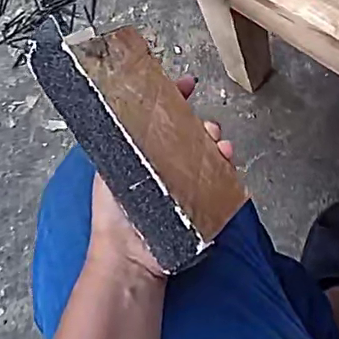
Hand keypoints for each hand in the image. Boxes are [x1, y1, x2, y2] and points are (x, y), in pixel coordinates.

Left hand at [84, 77, 238, 283]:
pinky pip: (222, 174)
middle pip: (193, 132)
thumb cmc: (116, 215)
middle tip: (206, 128)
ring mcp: (189, 180)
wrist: (132, 256)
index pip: (163, 117)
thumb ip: (123, 141)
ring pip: (211, 150)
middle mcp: (169, 163)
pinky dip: (227, 163)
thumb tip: (129, 110)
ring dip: (218, 142)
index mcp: (145, 152)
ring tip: (219, 146)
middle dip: (203, 124)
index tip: (188, 83)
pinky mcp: (205, 197)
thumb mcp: (110, 169)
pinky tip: (227, 160)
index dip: (175, 97)